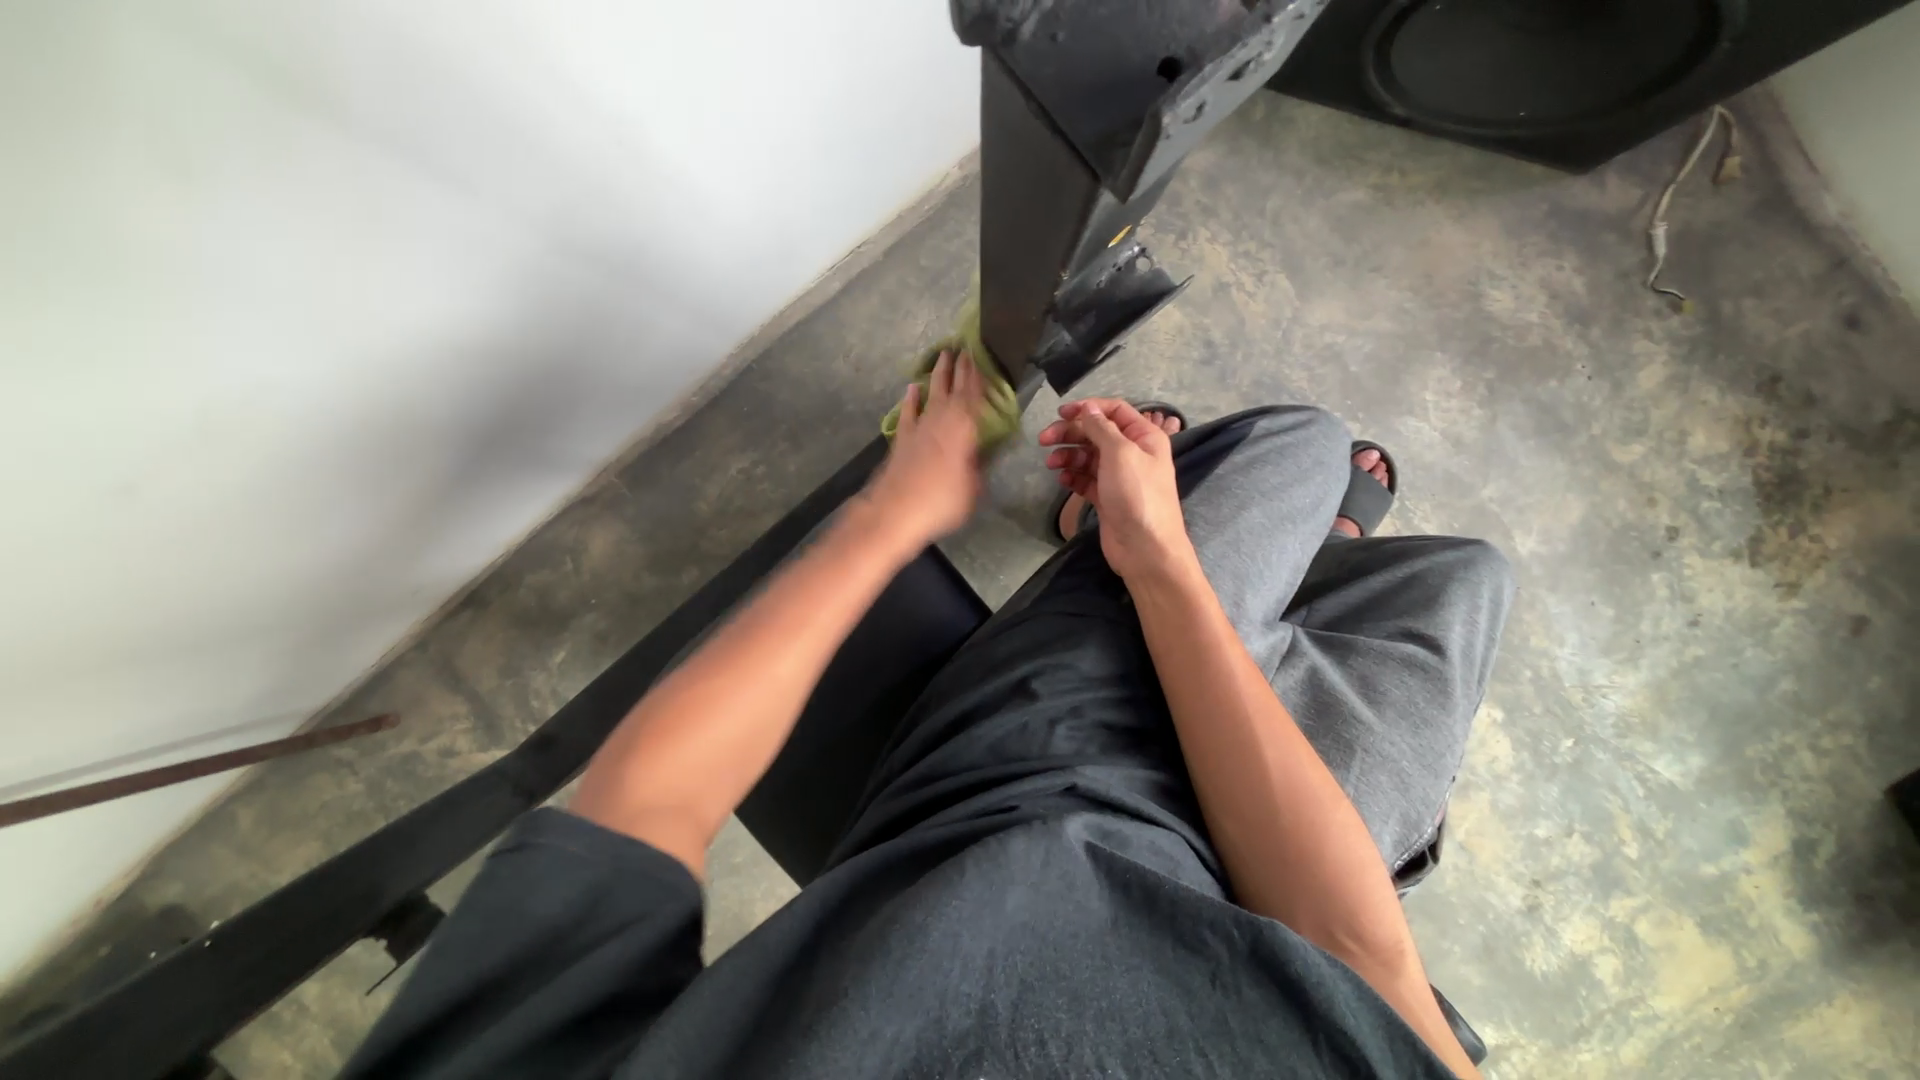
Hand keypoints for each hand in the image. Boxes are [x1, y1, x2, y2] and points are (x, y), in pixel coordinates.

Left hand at [859, 350, 985, 547]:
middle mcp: (941, 421)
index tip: (979, 355)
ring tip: (942, 355)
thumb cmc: (940, 502)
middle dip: (958, 366)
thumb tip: (980, 455)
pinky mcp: (902, 438)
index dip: (976, 374)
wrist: (894, 511)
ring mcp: (918, 427)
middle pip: (951, 387)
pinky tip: (912, 388)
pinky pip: (908, 411)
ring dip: (937, 374)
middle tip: (962, 345)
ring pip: (930, 393)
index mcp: (963, 430)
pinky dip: (910, 399)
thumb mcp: (972, 489)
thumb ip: (977, 467)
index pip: (972, 395)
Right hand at [1039, 398, 1194, 580]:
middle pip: (1096, 433)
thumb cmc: (1137, 495)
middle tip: (1044, 439)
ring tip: (1051, 464)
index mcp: (1144, 436)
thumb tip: (1088, 408)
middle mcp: (1133, 452)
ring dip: (1068, 456)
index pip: (1115, 410)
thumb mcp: (1120, 453)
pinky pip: (1086, 479)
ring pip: (1088, 457)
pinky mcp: (1107, 497)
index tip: (1061, 413)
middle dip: (1070, 433)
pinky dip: (1073, 477)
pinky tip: (1063, 480)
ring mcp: (1119, 476)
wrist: (1145, 548)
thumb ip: (1101, 428)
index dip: (1088, 408)